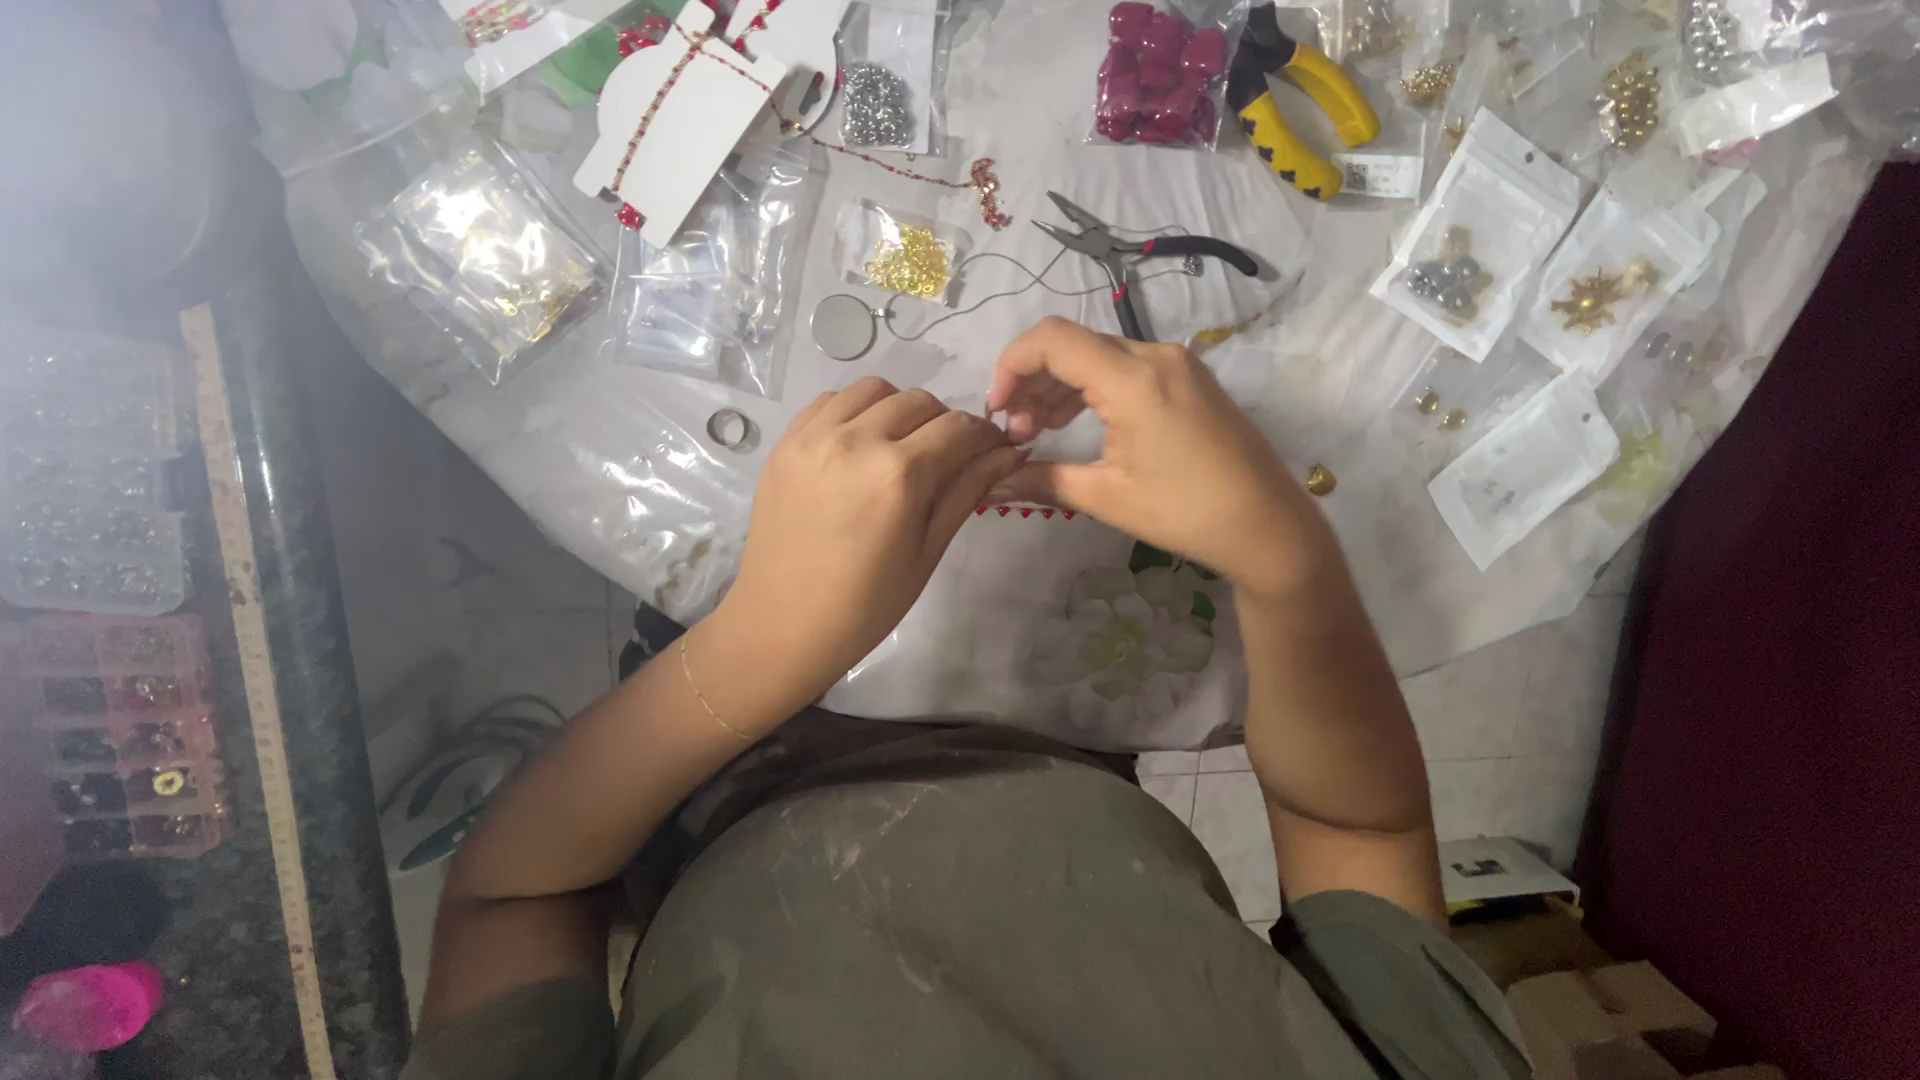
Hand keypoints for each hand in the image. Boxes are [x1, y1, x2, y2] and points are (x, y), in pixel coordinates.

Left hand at [713, 378, 1026, 707]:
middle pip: (920, 401)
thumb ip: (966, 491)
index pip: (959, 428)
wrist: (783, 624)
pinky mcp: (786, 442)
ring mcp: (814, 436)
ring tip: (901, 446)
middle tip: (947, 457)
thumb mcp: (927, 551)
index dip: (985, 436)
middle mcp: (855, 440)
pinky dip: (856, 410)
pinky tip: (860, 445)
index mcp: (898, 475)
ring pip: (874, 390)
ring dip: (900, 409)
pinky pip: (830, 401)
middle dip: (945, 423)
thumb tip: (1010, 452)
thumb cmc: (866, 604)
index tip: (993, 450)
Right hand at [986, 317, 1335, 598]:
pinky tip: (1076, 423)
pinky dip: (1092, 389)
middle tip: (1016, 432)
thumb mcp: (1106, 497)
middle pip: (1073, 344)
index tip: (997, 409)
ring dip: (1060, 387)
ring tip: (1039, 432)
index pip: (1052, 340)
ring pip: (1098, 356)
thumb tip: (991, 485)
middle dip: (1033, 381)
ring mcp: (1177, 364)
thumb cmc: (1185, 512)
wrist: (1268, 526)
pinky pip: (1126, 367)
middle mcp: (1155, 355)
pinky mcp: (1189, 379)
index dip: (1012, 365)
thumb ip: (1043, 480)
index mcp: (1133, 378)